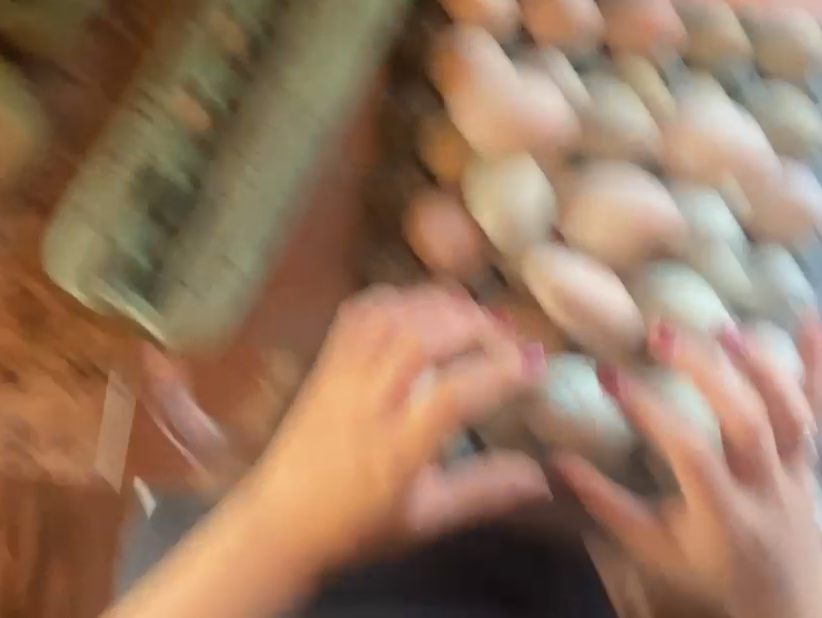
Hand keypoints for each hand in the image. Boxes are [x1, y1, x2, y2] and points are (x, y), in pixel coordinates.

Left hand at [230, 286, 549, 578]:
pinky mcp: (326, 359)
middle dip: (474, 326)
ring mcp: (342, 373)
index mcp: (395, 450)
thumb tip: (540, 476)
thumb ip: (483, 492)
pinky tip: (422, 304)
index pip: (451, 396)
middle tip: (509, 335)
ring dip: (438, 304)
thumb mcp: (426, 519)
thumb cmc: (357, 526)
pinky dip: (397, 297)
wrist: (281, 519)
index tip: (535, 364)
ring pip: (390, 317)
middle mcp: (366, 402)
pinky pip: (359, 312)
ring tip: (474, 313)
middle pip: (421, 340)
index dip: (498, 372)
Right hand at [556, 318, 821, 617]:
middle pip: (748, 423)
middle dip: (707, 373)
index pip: (689, 454)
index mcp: (724, 514)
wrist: (789, 601)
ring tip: (721, 327)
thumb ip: (606, 504)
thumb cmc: (709, 569)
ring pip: (791, 414)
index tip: (606, 373)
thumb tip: (556, 459)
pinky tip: (810, 319)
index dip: (649, 411)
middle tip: (661, 332)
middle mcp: (767, 488)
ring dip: (760, 365)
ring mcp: (797, 470)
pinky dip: (819, 364)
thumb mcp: (652, 548)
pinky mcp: (812, 456)